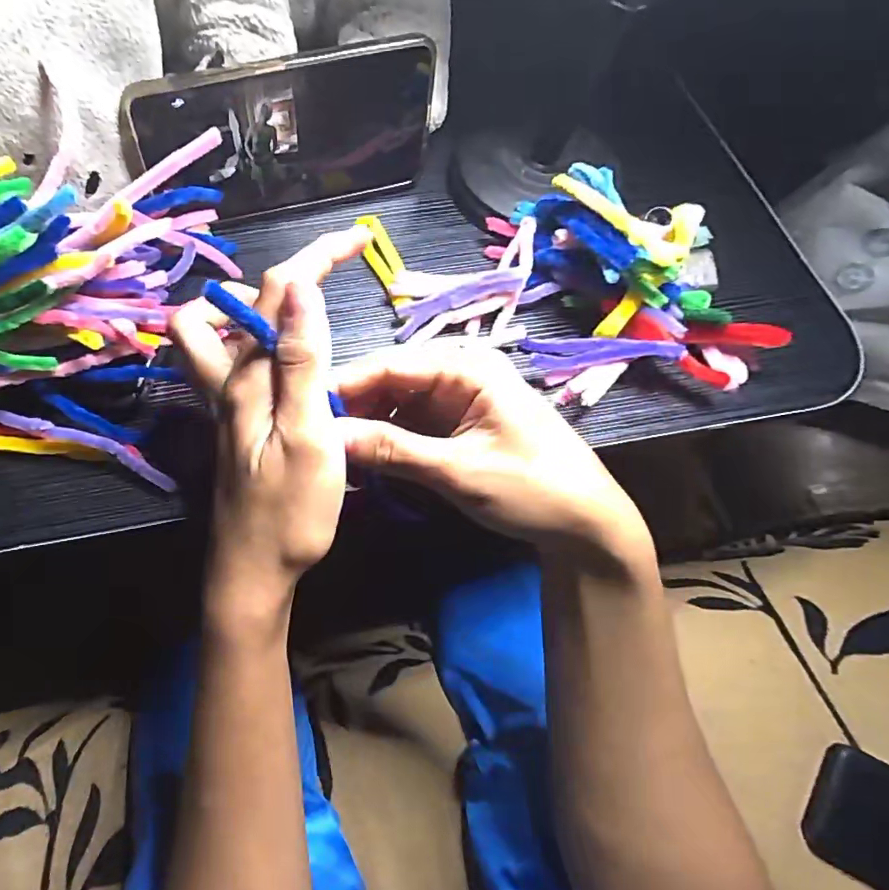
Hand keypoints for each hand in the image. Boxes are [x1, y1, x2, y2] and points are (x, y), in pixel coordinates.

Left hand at [169, 230, 370, 632]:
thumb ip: (302, 362)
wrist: (253, 572)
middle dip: (266, 281)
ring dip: (248, 314)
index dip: (315, 257)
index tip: (356, 239)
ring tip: (297, 322)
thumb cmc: (288, 513)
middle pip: (214, 310)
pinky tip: (288, 367)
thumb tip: (298, 286)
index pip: (276, 293)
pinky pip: (230, 368)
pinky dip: (256, 348)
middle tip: (310, 291)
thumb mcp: (308, 436)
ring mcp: (223, 406)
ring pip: (210, 340)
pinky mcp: (232, 426)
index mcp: (246, 378)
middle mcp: (225, 383)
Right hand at [333, 340, 652, 567]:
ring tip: (330, 454)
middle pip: (387, 382)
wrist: (584, 524)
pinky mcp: (450, 426)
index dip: (346, 386)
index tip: (304, 411)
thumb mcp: (459, 471)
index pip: (391, 365)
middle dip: (353, 410)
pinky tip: (357, 462)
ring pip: (391, 405)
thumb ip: (393, 451)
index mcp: (467, 367)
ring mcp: (453, 400)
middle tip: (312, 439)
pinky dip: (382, 443)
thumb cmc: (532, 488)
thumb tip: (329, 438)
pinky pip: (404, 426)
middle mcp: (457, 374)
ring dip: (364, 428)